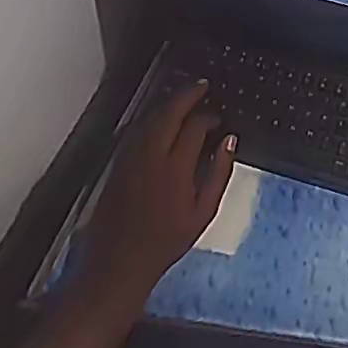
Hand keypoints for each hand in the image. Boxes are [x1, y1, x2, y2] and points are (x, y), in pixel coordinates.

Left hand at [82, 81, 235, 305]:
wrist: (119, 262)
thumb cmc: (167, 241)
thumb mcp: (203, 212)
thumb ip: (219, 173)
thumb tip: (230, 141)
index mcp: (175, 168)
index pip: (195, 127)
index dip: (209, 117)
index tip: (218, 120)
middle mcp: (151, 156)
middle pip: (169, 112)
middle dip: (188, 94)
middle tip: (202, 86)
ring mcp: (131, 156)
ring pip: (151, 117)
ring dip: (169, 103)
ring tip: (186, 97)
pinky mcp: (118, 161)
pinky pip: (138, 129)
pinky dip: (153, 116)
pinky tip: (163, 118)